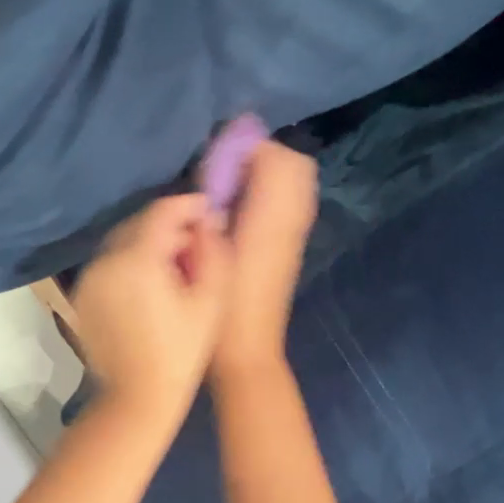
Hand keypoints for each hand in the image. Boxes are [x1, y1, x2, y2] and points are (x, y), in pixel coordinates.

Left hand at [71, 194, 232, 419]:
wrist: (137, 398)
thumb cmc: (181, 353)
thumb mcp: (210, 302)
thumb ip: (212, 250)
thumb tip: (207, 221)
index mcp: (138, 259)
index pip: (161, 211)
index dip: (187, 206)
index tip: (206, 212)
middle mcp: (106, 262)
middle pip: (138, 224)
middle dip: (166, 227)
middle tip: (192, 243)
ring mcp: (88, 280)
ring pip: (120, 244)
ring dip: (146, 245)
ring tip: (171, 266)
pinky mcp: (81, 298)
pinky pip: (107, 267)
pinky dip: (127, 266)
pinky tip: (147, 287)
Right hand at [210, 140, 317, 386]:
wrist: (248, 352)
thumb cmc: (221, 306)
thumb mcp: (207, 253)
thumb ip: (211, 207)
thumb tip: (212, 177)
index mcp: (272, 214)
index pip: (270, 155)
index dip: (241, 150)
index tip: (213, 164)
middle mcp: (292, 217)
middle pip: (292, 163)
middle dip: (260, 158)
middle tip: (225, 174)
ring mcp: (296, 233)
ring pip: (295, 182)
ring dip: (267, 176)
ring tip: (231, 192)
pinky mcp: (291, 247)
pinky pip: (291, 203)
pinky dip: (271, 196)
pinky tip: (241, 214)